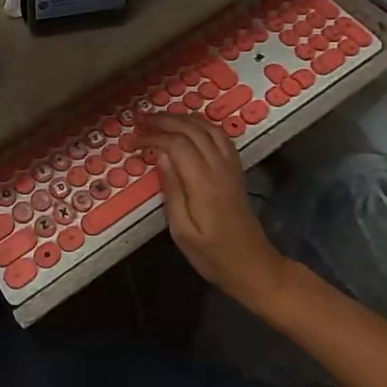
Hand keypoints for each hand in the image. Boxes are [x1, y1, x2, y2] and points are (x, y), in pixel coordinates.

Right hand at [130, 114, 289, 305]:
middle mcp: (220, 170)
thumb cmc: (212, 255)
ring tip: (159, 119)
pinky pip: (221, 138)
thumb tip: (160, 155)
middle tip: (139, 121)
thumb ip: (171, 190)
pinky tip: (187, 129)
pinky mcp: (236, 172)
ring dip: (183, 119)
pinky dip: (201, 126)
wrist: (254, 267)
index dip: (152, 137)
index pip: (177, 144)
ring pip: (209, 129)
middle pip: (193, 130)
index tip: (131, 143)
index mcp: (204, 184)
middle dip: (164, 120)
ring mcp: (231, 169)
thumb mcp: (182, 230)